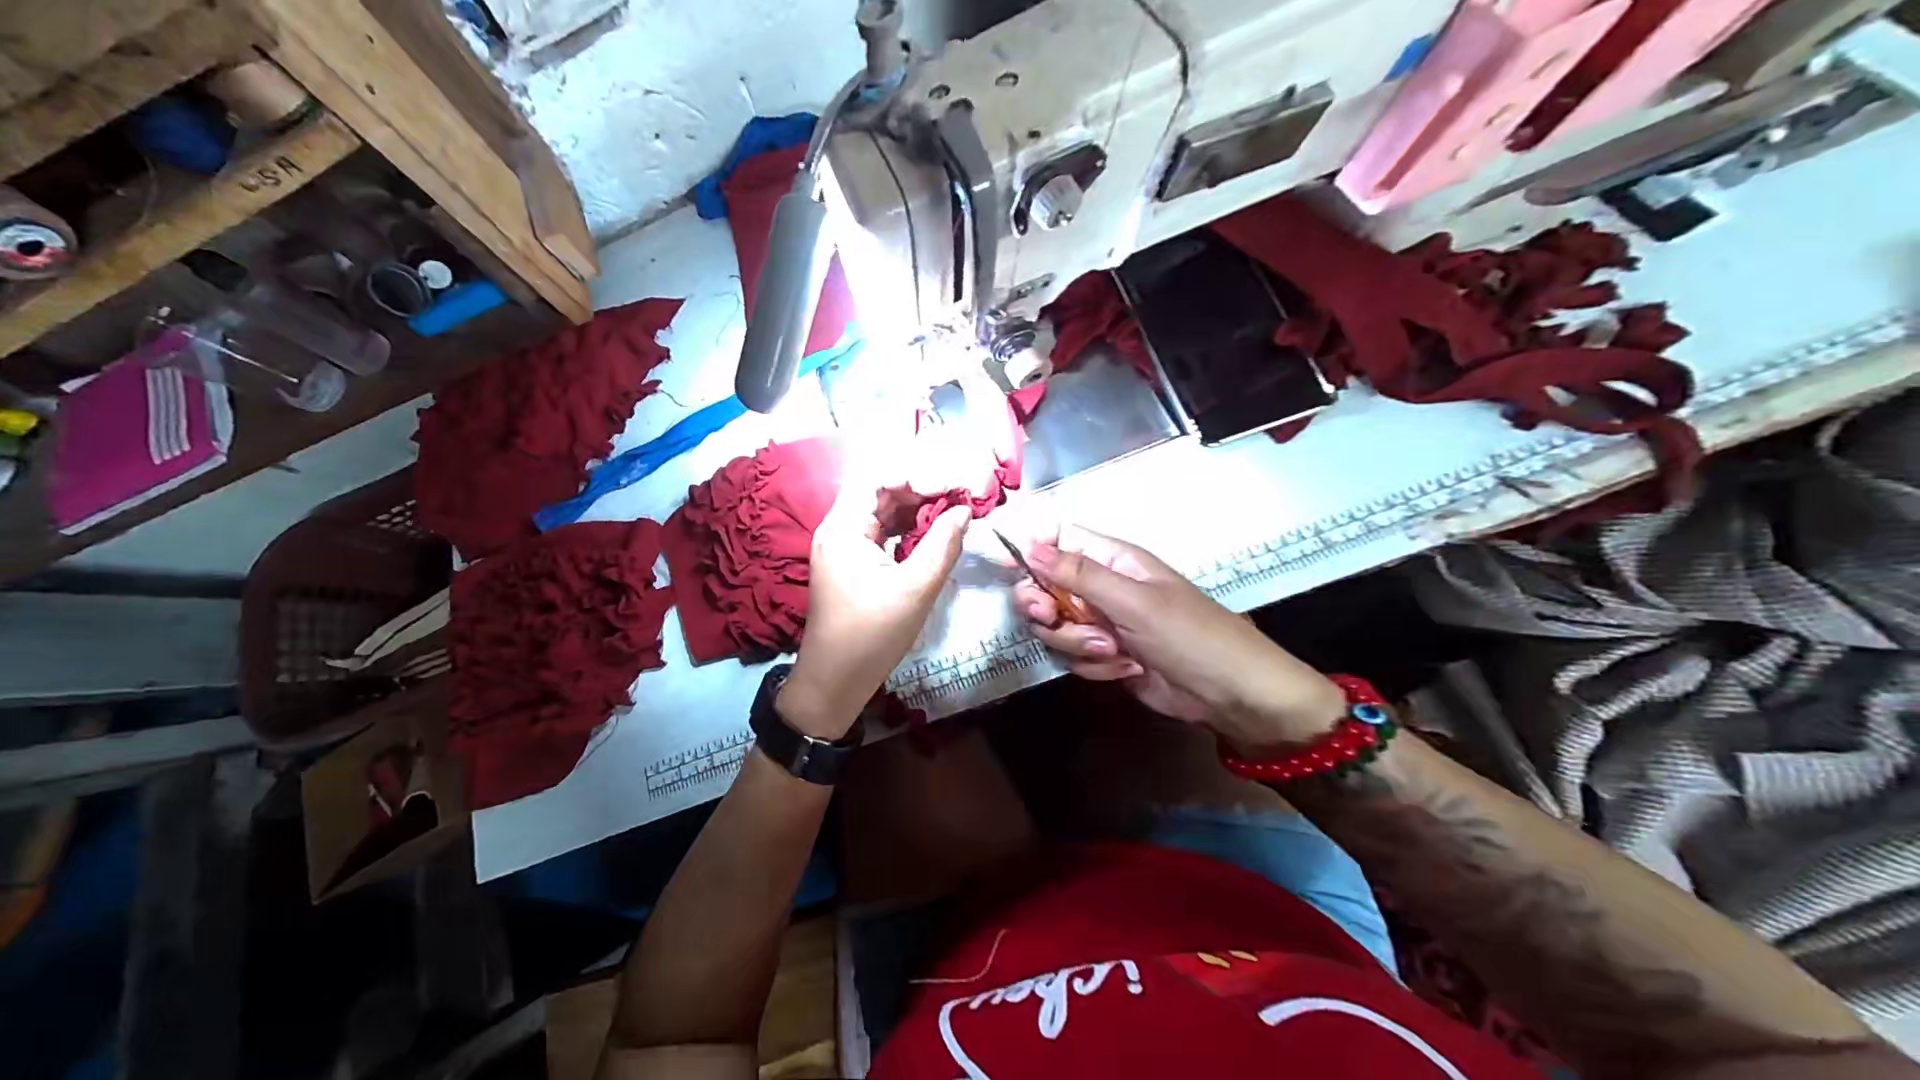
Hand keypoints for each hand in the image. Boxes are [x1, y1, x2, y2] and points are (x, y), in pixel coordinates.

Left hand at [780, 485, 970, 738]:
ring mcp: (845, 546)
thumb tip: (964, 511)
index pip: (879, 478)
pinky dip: (910, 527)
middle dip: (923, 487)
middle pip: (881, 490)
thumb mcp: (914, 590)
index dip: (919, 474)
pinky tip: (936, 531)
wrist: (834, 682)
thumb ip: (942, 545)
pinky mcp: (854, 563)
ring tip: (957, 509)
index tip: (957, 486)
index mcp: (843, 528)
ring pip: (884, 510)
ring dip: (919, 507)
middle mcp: (839, 529)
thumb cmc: (871, 637)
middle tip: (963, 495)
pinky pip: (883, 531)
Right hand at [1013, 524, 1345, 751]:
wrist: (1229, 695)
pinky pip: (1074, 655)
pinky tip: (1125, 668)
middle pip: (1045, 586)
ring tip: (1113, 651)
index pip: (1060, 540)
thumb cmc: (1190, 635)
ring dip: (1077, 642)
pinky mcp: (1105, 655)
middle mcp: (1102, 587)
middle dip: (1045, 605)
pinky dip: (1094, 666)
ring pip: (1056, 626)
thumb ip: (1079, 575)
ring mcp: (1102, 623)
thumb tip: (1030, 546)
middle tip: (1051, 616)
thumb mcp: (1133, 601)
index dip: (1030, 548)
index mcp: (1114, 560)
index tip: (1003, 564)